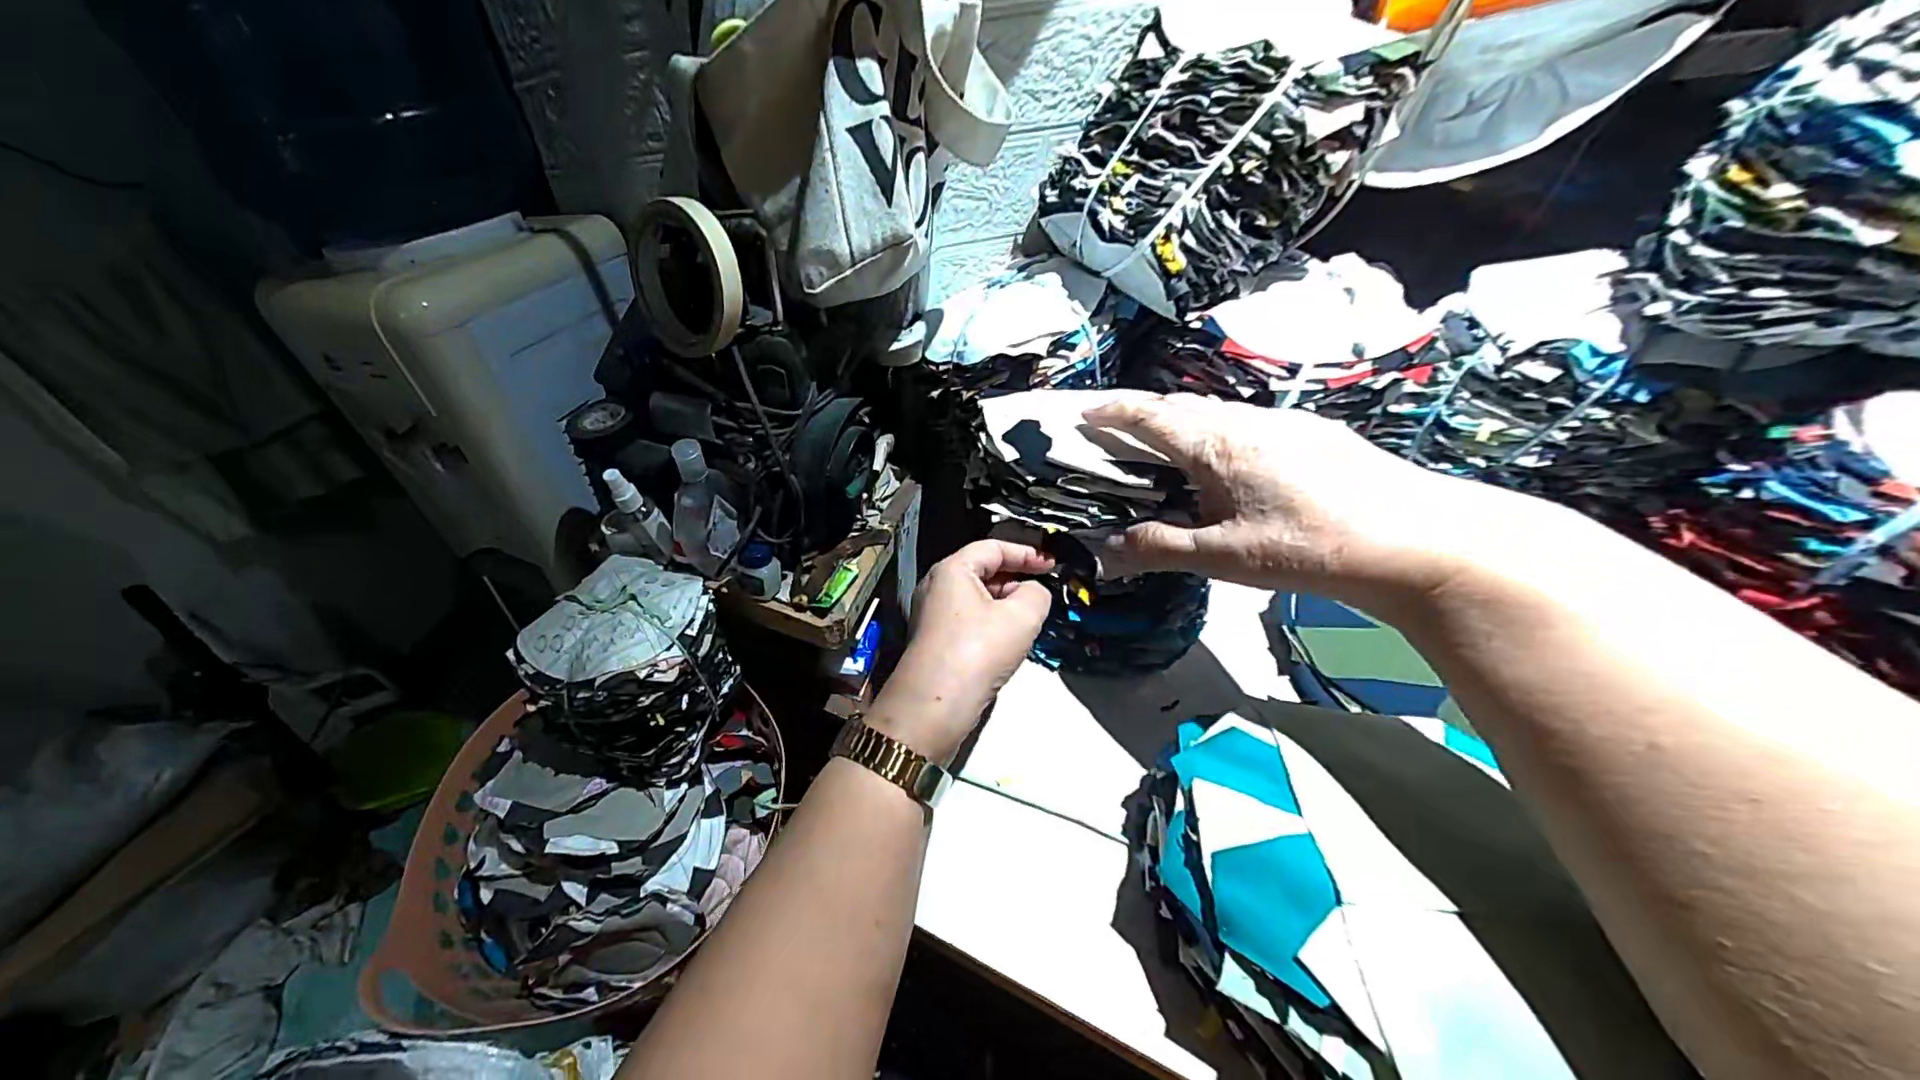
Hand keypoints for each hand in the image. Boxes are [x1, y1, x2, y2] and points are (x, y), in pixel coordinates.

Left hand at [868, 541, 1054, 761]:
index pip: (993, 547)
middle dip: (1017, 578)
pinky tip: (1011, 642)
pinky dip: (994, 623)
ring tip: (1031, 618)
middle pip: (984, 570)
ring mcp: (934, 615)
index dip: (1026, 552)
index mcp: (952, 570)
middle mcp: (938, 588)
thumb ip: (1038, 594)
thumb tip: (1035, 593)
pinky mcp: (938, 641)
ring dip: (1007, 603)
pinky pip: (971, 620)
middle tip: (1043, 590)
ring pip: (979, 597)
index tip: (1049, 563)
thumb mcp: (1022, 616)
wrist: (935, 705)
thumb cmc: (974, 653)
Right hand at [1083, 393, 1517, 613]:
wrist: (1414, 538)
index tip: (1086, 413)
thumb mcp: (1222, 555)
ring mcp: (1285, 423)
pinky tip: (1231, 464)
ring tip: (1168, 449)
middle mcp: (1247, 421)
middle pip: (1181, 406)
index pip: (1149, 414)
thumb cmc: (1307, 546)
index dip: (1112, 411)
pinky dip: (1219, 434)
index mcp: (1215, 445)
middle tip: (1119, 432)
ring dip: (1184, 423)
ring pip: (1218, 413)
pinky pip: (1249, 423)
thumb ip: (1158, 547)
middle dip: (1143, 413)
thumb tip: (1106, 547)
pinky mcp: (1315, 434)